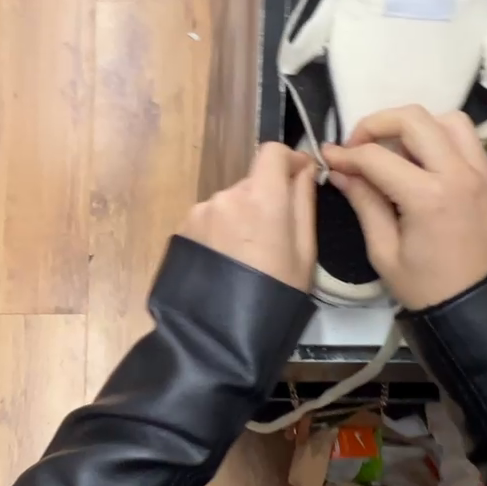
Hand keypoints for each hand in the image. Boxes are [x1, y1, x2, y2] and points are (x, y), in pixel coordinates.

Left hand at [179, 142, 317, 290]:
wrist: (220, 333)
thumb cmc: (275, 293)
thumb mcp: (304, 251)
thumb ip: (303, 202)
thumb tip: (304, 169)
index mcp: (261, 197)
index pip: (271, 152)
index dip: (287, 160)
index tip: (298, 178)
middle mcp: (226, 195)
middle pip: (251, 182)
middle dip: (265, 199)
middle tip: (274, 238)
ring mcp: (200, 212)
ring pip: (229, 203)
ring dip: (240, 218)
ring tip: (246, 258)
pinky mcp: (182, 229)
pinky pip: (209, 220)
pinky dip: (220, 233)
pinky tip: (224, 263)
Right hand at [320, 106, 486, 310]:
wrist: (477, 303)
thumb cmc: (424, 285)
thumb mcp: (383, 250)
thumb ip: (364, 202)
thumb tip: (341, 172)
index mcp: (427, 197)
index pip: (377, 156)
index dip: (346, 154)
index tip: (329, 158)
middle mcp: (457, 173)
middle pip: (414, 119)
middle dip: (377, 124)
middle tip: (358, 146)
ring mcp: (479, 171)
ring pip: (446, 118)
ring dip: (414, 125)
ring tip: (393, 148)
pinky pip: (466, 137)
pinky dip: (439, 135)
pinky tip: (419, 158)